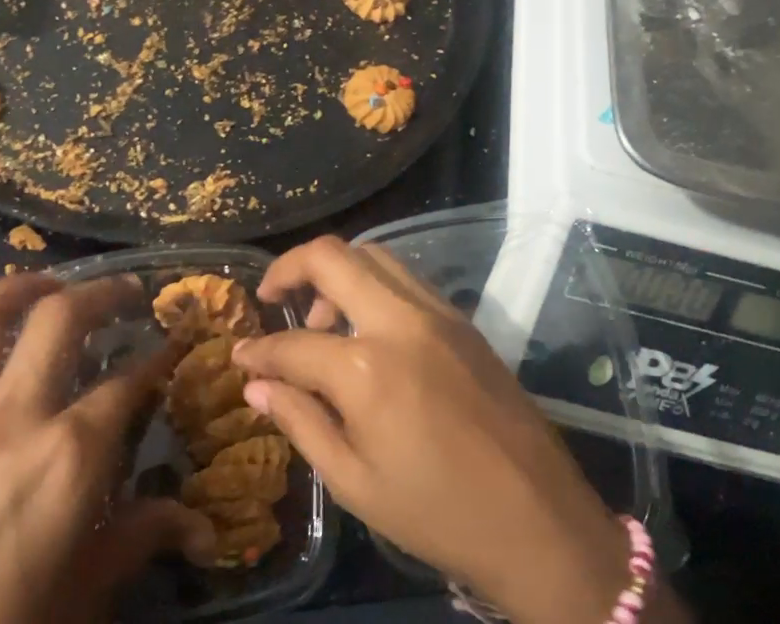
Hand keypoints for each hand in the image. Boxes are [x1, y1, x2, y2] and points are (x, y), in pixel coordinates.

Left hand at [0, 272, 216, 623]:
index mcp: (69, 453)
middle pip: (57, 319)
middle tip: (125, 293)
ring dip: (12, 291)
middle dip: (100, 293)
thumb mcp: (91, 589)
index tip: (177, 341)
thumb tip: (203, 529)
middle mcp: (12, 417)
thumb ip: (143, 538)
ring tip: (44, 287)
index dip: (160, 357)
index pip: (129, 383)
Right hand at [233, 237, 652, 623]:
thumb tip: (257, 385)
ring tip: (321, 318)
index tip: (239, 356)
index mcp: (366, 369)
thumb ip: (301, 422)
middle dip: (290, 268)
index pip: (293, 343)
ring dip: (336, 272)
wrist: (540, 522)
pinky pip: (407, 279)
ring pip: (374, 256)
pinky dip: (373, 283)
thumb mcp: (354, 482)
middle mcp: (401, 322)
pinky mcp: (465, 322)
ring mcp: (439, 314)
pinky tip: (366, 328)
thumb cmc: (437, 514)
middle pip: (333, 257)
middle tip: (271, 297)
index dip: (257, 350)